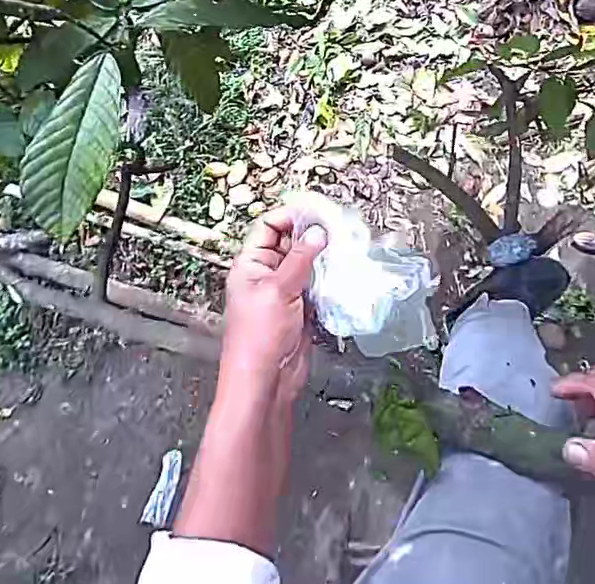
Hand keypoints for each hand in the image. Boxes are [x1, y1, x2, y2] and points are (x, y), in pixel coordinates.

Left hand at [172, 207, 326, 553]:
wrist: (266, 384)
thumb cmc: (258, 338)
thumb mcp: (278, 290)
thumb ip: (300, 258)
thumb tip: (317, 231)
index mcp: (250, 264)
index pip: (269, 226)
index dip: (292, 215)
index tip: (317, 210)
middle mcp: (266, 274)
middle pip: (291, 241)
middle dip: (313, 234)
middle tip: (338, 226)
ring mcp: (285, 291)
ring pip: (307, 262)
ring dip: (324, 256)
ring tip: (344, 246)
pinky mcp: (302, 307)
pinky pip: (317, 283)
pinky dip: (329, 277)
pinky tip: (343, 271)